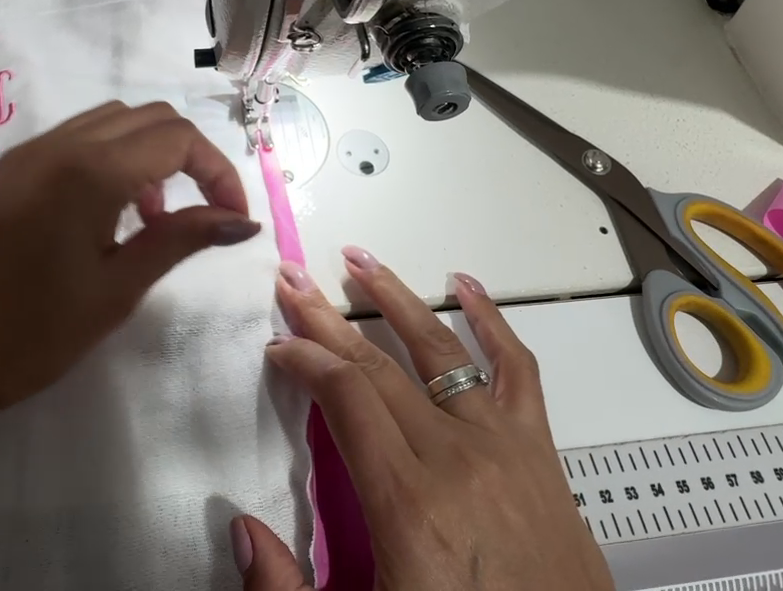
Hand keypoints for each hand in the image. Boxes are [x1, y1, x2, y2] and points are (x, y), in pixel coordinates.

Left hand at [0, 101, 259, 447]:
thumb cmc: (27, 335)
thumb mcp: (116, 290)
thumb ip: (181, 240)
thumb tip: (241, 221)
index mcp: (91, 170)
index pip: (179, 139)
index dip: (218, 173)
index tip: (233, 220)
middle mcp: (61, 143)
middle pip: (149, 117)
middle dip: (189, 157)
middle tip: (201, 216)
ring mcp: (29, 152)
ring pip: (112, 122)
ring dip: (149, 155)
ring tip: (153, 220)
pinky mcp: (9, 170)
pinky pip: (77, 140)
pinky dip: (112, 159)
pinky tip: (108, 216)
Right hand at [233, 249, 612, 590]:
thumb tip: (240, 525)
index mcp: (406, 505)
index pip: (345, 395)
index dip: (305, 359)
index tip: (277, 344)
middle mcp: (455, 459)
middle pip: (378, 364)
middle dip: (327, 317)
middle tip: (291, 278)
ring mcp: (505, 449)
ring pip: (440, 350)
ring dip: (395, 297)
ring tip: (358, 258)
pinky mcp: (542, 454)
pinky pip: (517, 371)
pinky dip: (491, 320)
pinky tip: (466, 285)